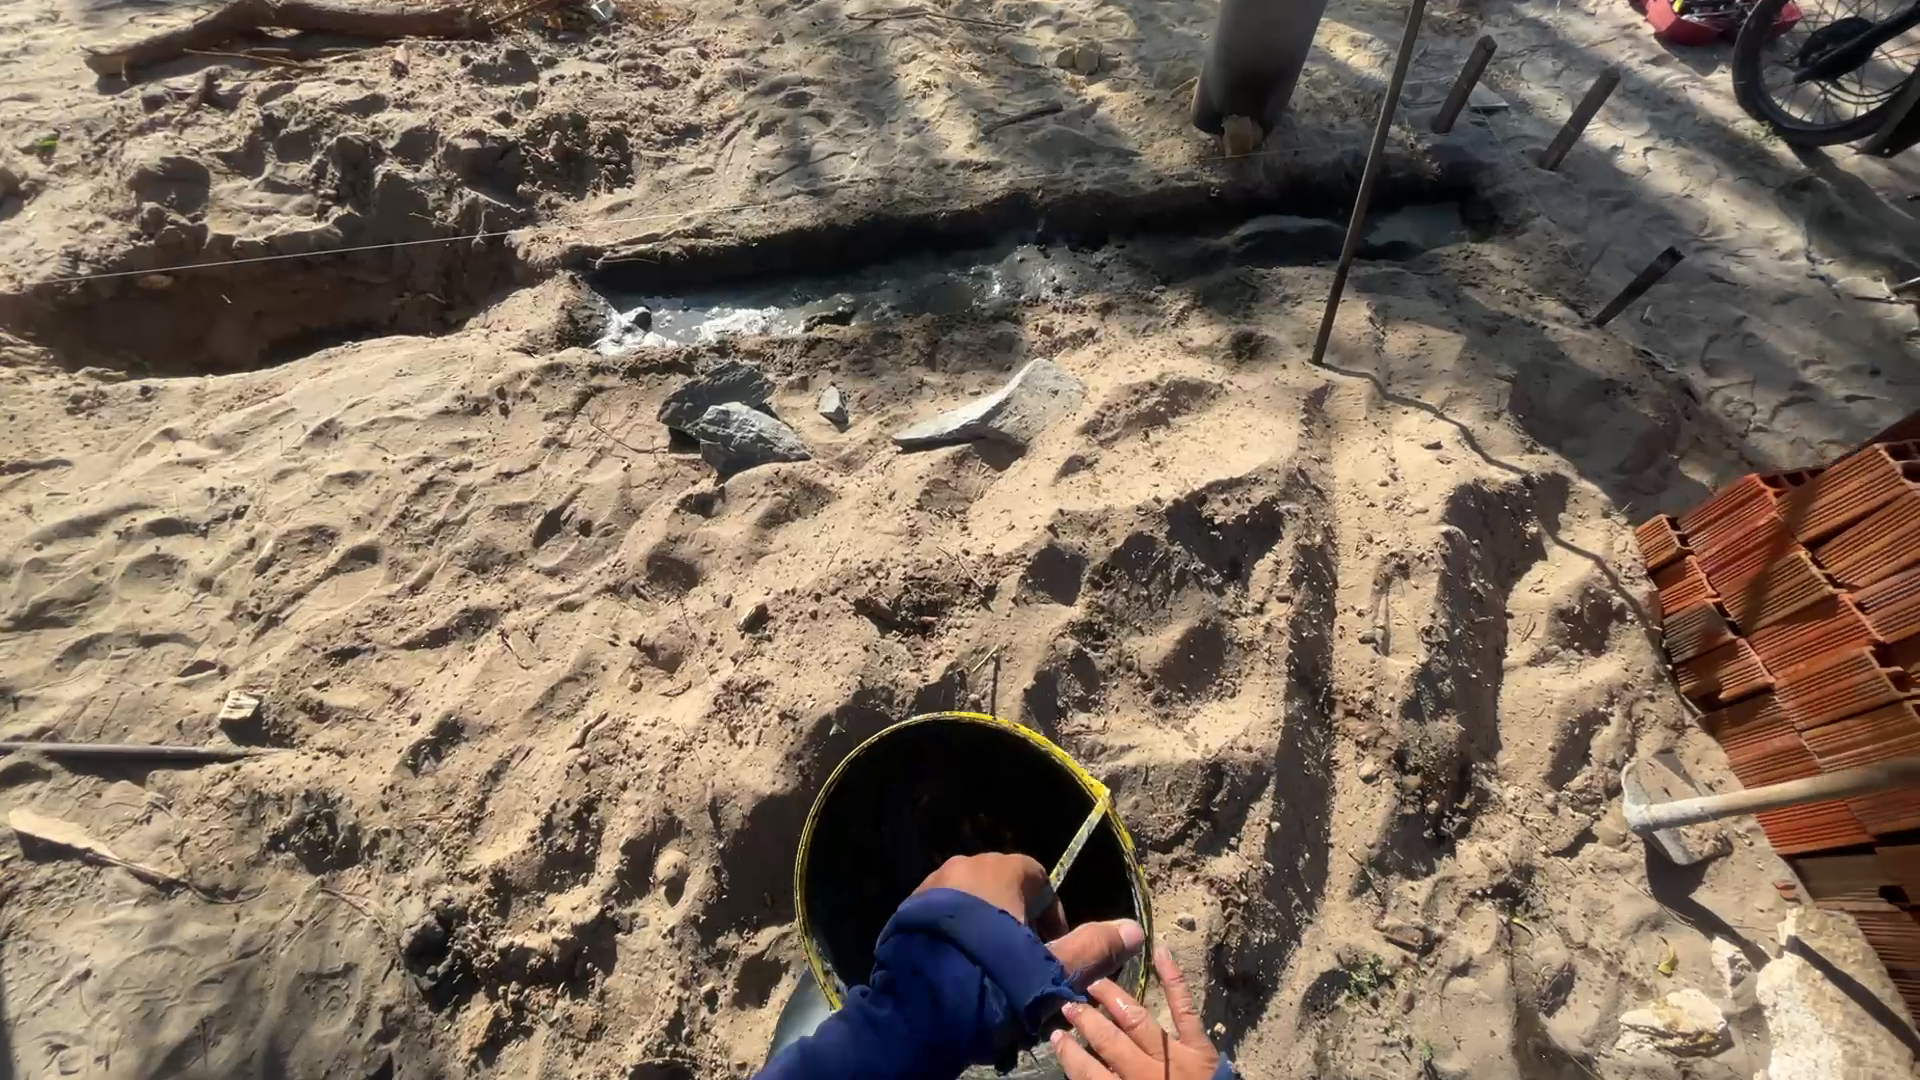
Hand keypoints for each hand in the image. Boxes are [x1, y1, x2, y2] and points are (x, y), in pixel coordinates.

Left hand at [915, 853, 1144, 988]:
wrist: (920, 1005)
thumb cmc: (994, 979)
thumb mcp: (1053, 969)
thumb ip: (1094, 948)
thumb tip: (1134, 929)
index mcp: (1002, 870)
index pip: (1040, 880)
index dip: (1052, 918)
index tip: (1049, 954)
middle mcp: (965, 865)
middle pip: (1004, 890)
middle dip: (1017, 927)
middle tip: (1018, 971)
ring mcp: (932, 884)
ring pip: (972, 903)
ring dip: (985, 931)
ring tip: (987, 976)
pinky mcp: (907, 907)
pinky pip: (943, 916)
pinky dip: (956, 936)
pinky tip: (957, 972)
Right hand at [1051, 946, 1221, 1079]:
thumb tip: (1085, 1070)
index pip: (1090, 1074)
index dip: (1070, 1054)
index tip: (1055, 1035)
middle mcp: (1148, 1074)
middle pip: (1110, 1041)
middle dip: (1086, 1020)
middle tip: (1068, 1003)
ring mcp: (1176, 1057)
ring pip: (1137, 1020)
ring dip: (1113, 998)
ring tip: (1095, 983)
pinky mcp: (1201, 1048)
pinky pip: (1185, 1010)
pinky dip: (1174, 979)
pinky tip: (1161, 952)